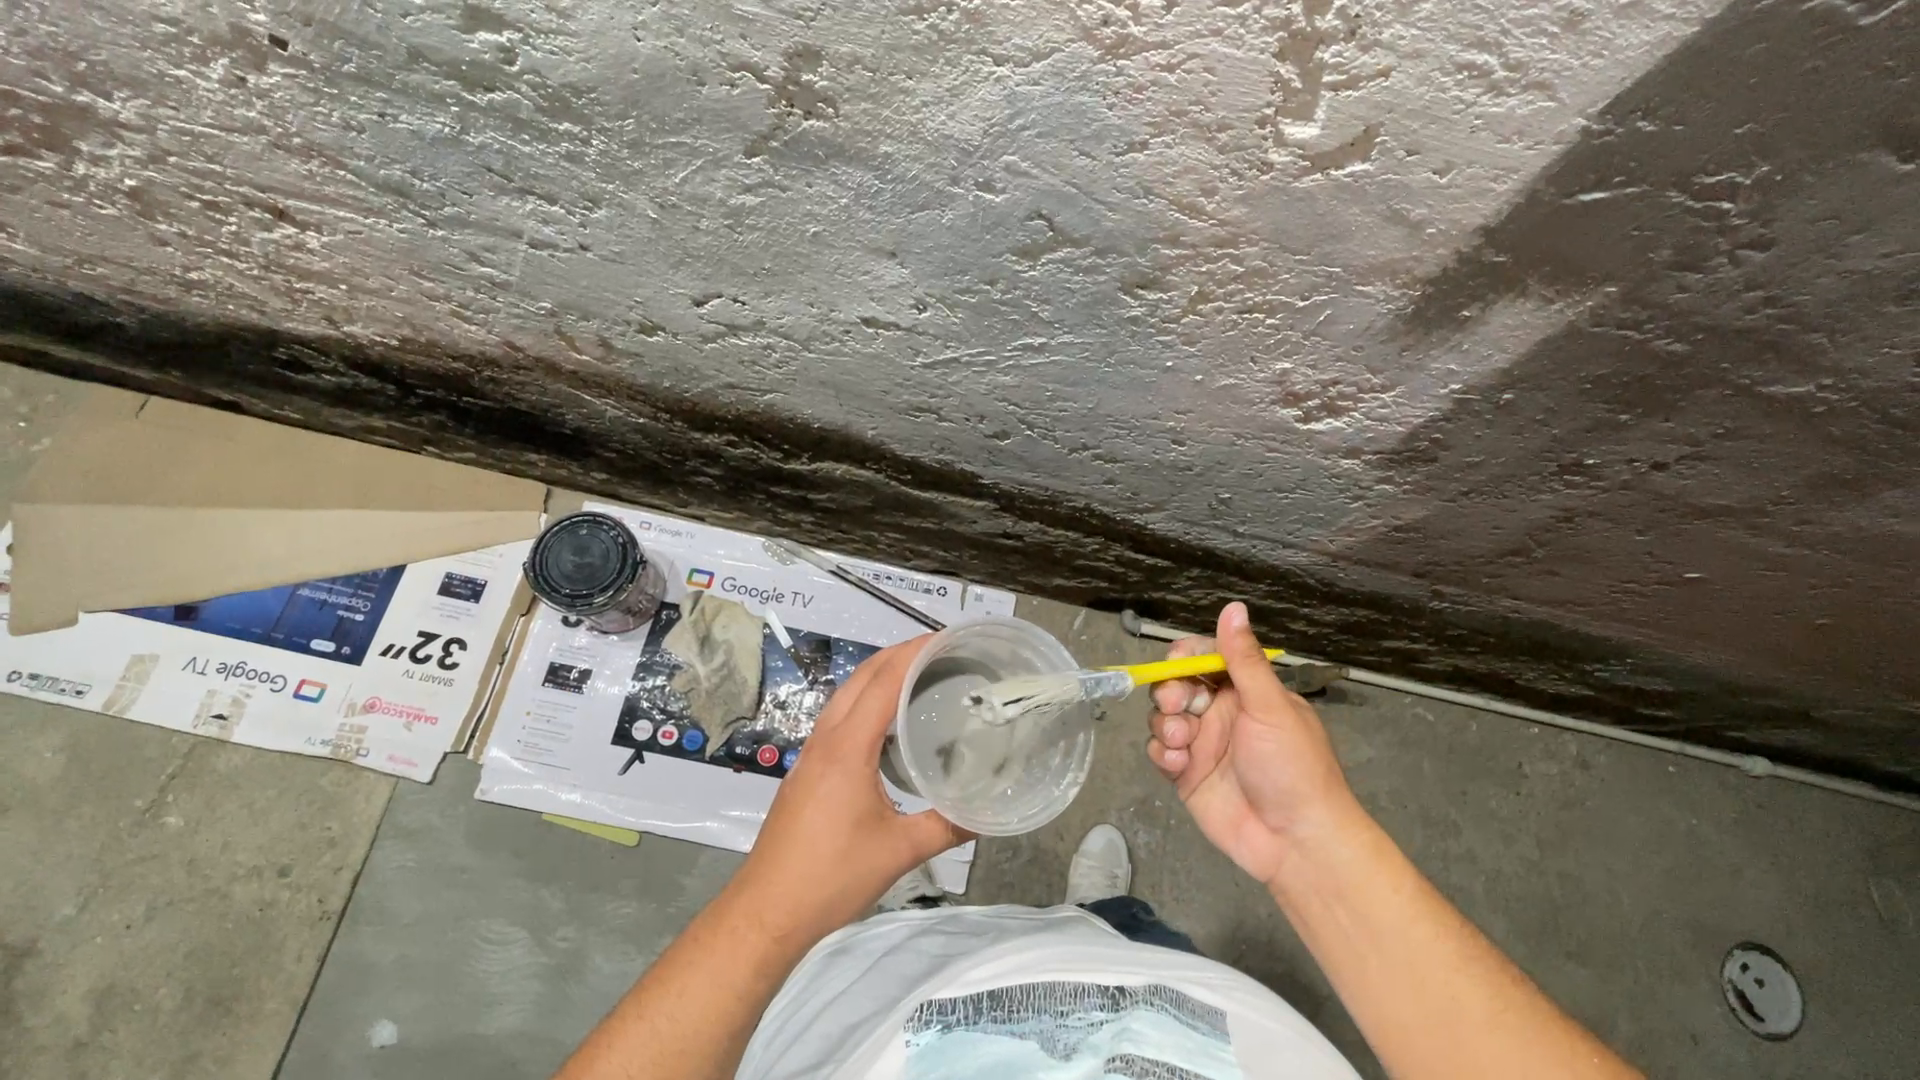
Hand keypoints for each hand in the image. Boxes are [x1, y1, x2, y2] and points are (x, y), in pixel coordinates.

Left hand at [731, 638, 972, 936]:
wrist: (768, 909)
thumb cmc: (832, 877)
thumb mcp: (899, 852)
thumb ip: (945, 827)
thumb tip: (985, 813)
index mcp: (847, 748)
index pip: (884, 682)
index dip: (916, 653)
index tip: (948, 638)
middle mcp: (826, 740)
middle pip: (861, 677)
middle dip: (899, 653)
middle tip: (943, 650)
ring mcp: (811, 754)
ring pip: (846, 695)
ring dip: (879, 675)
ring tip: (920, 675)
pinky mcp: (806, 770)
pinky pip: (838, 717)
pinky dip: (866, 702)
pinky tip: (888, 723)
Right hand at [1148, 602, 1364, 890]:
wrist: (1294, 841)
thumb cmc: (1292, 767)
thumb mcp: (1270, 706)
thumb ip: (1244, 659)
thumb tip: (1233, 606)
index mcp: (1246, 692)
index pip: (1205, 658)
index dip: (1186, 658)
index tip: (1178, 665)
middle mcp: (1221, 713)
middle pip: (1175, 686)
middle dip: (1169, 693)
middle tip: (1177, 707)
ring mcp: (1202, 744)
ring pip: (1163, 718)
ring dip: (1166, 726)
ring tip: (1185, 745)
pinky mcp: (1186, 774)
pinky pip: (1160, 751)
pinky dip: (1163, 754)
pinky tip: (1180, 766)